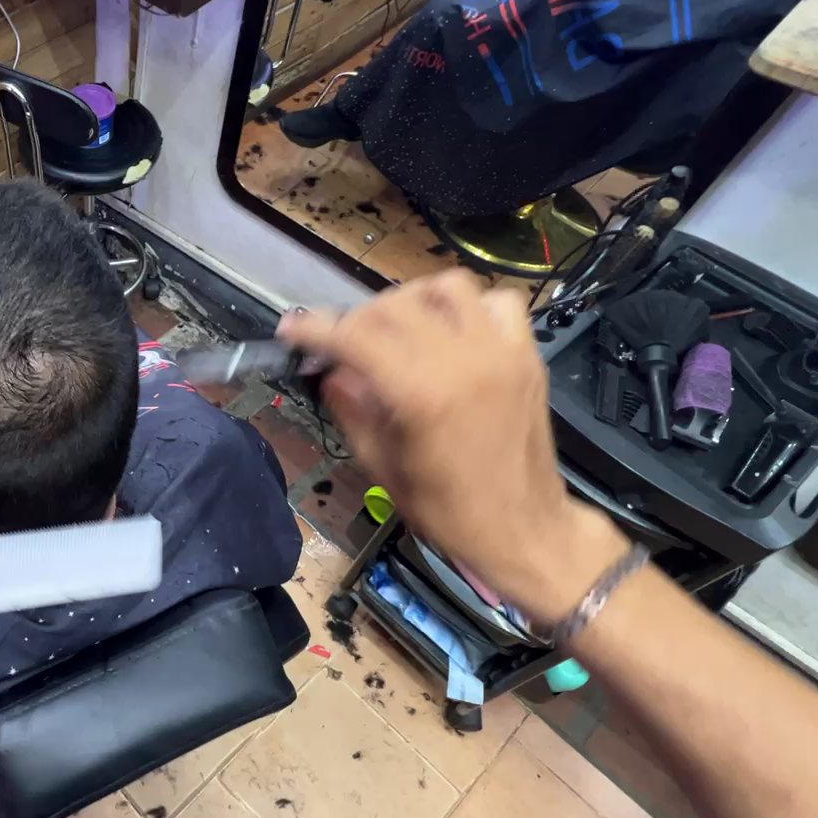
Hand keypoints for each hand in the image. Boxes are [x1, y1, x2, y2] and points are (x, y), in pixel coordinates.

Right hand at [279, 271, 626, 625]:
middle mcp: (462, 361)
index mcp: (419, 394)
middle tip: (342, 342)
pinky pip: (497, 302)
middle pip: (394, 305)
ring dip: (411, 299)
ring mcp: (501, 353)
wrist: (523, 530)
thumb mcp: (379, 465)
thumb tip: (333, 372)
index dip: (314, 329)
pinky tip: (450, 332)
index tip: (290, 329)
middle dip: (356, 317)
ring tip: (396, 326)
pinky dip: (468, 307)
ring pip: (447, 287)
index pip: (354, 337)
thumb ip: (351, 409)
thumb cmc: (445, 509)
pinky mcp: (526, 356)